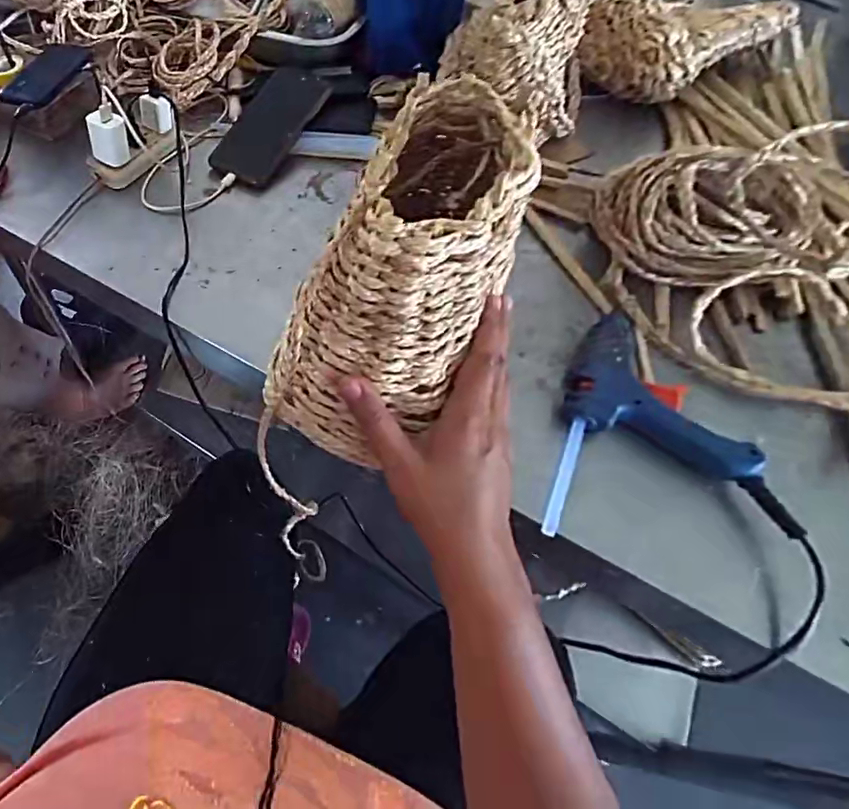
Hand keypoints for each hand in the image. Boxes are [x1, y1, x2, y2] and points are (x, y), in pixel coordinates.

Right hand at [340, 294, 515, 573]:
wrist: (477, 552)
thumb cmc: (438, 506)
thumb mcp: (398, 463)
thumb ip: (374, 420)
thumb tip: (345, 380)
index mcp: (471, 418)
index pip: (486, 362)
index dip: (491, 328)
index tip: (495, 296)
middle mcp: (492, 421)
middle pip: (500, 368)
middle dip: (499, 332)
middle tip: (496, 300)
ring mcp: (500, 438)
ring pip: (503, 386)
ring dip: (499, 355)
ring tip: (491, 331)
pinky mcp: (499, 452)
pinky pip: (499, 403)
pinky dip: (494, 379)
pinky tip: (482, 384)